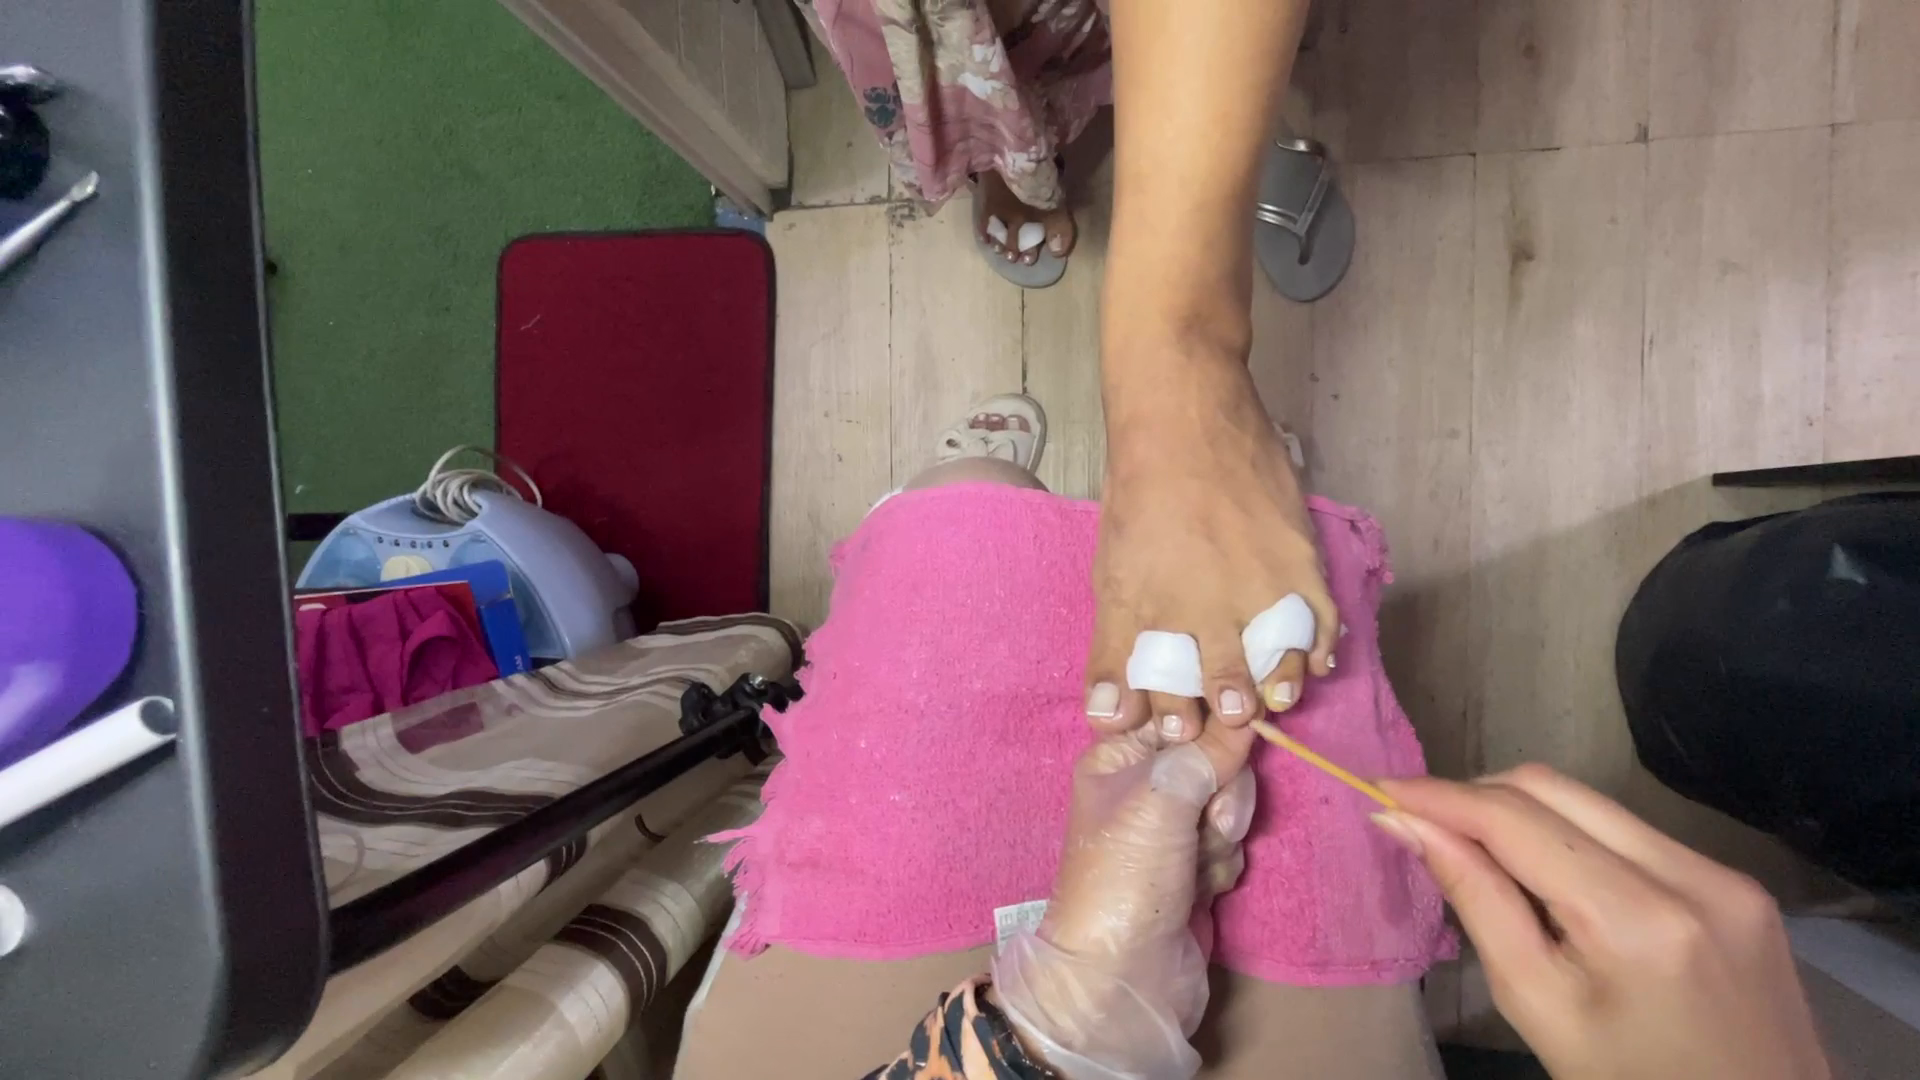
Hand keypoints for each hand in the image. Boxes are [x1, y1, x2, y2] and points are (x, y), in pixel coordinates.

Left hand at [993, 720, 1254, 1078]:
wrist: (1123, 977)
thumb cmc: (1126, 873)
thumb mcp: (1162, 798)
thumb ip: (1206, 752)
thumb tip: (1244, 713)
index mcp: (1117, 755)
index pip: (1178, 715)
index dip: (1210, 724)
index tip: (1240, 728)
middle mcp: (1142, 783)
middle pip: (1211, 757)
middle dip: (1222, 792)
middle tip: (1211, 822)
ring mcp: (1169, 825)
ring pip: (1226, 800)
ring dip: (1222, 833)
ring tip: (1198, 863)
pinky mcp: (1193, 863)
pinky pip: (1229, 841)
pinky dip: (1223, 862)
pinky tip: (1203, 887)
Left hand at [1088, 359, 1336, 739]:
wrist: (1185, 422)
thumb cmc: (1138, 497)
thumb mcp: (1111, 572)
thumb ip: (1112, 646)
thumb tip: (1107, 716)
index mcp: (1158, 616)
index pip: (1168, 697)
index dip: (1172, 721)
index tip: (1176, 731)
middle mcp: (1213, 611)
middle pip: (1228, 688)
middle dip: (1224, 714)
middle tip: (1225, 720)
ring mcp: (1263, 587)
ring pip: (1279, 665)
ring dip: (1275, 690)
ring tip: (1271, 701)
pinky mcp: (1301, 561)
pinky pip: (1320, 624)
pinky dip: (1317, 650)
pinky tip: (1313, 662)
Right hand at [1376, 766, 1829, 1079]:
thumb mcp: (1533, 998)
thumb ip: (1471, 894)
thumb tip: (1400, 820)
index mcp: (1639, 918)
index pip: (1512, 818)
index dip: (1438, 795)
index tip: (1380, 789)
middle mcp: (1692, 875)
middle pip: (1548, 787)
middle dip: (1472, 794)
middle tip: (1423, 822)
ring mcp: (1723, 875)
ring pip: (1583, 798)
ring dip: (1515, 809)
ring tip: (1477, 849)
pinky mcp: (1735, 883)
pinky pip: (1620, 826)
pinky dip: (1562, 831)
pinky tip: (1543, 872)